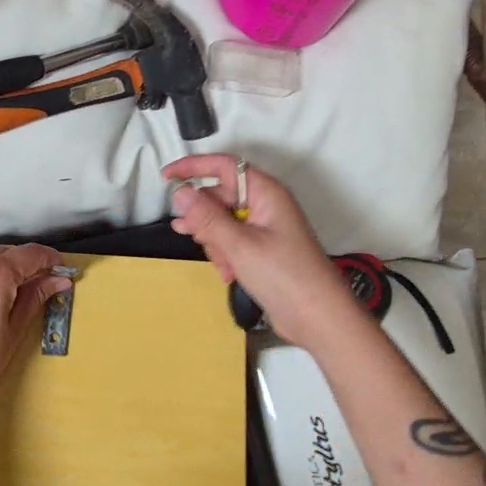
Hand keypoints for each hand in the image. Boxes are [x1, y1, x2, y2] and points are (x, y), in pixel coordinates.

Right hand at [165, 155, 358, 348]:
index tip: (166, 177)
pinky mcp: (263, 250)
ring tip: (220, 263)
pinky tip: (228, 273)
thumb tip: (180, 192)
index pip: (224, 166)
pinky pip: (232, 241)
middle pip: (220, 195)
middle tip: (189, 234)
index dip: (194, 167)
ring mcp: (265, 228)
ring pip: (222, 221)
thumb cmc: (284, 276)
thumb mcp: (240, 245)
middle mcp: (265, 204)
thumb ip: (207, 217)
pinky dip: (225, 254)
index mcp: (266, 193)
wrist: (319, 320)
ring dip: (214, 240)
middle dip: (204, 217)